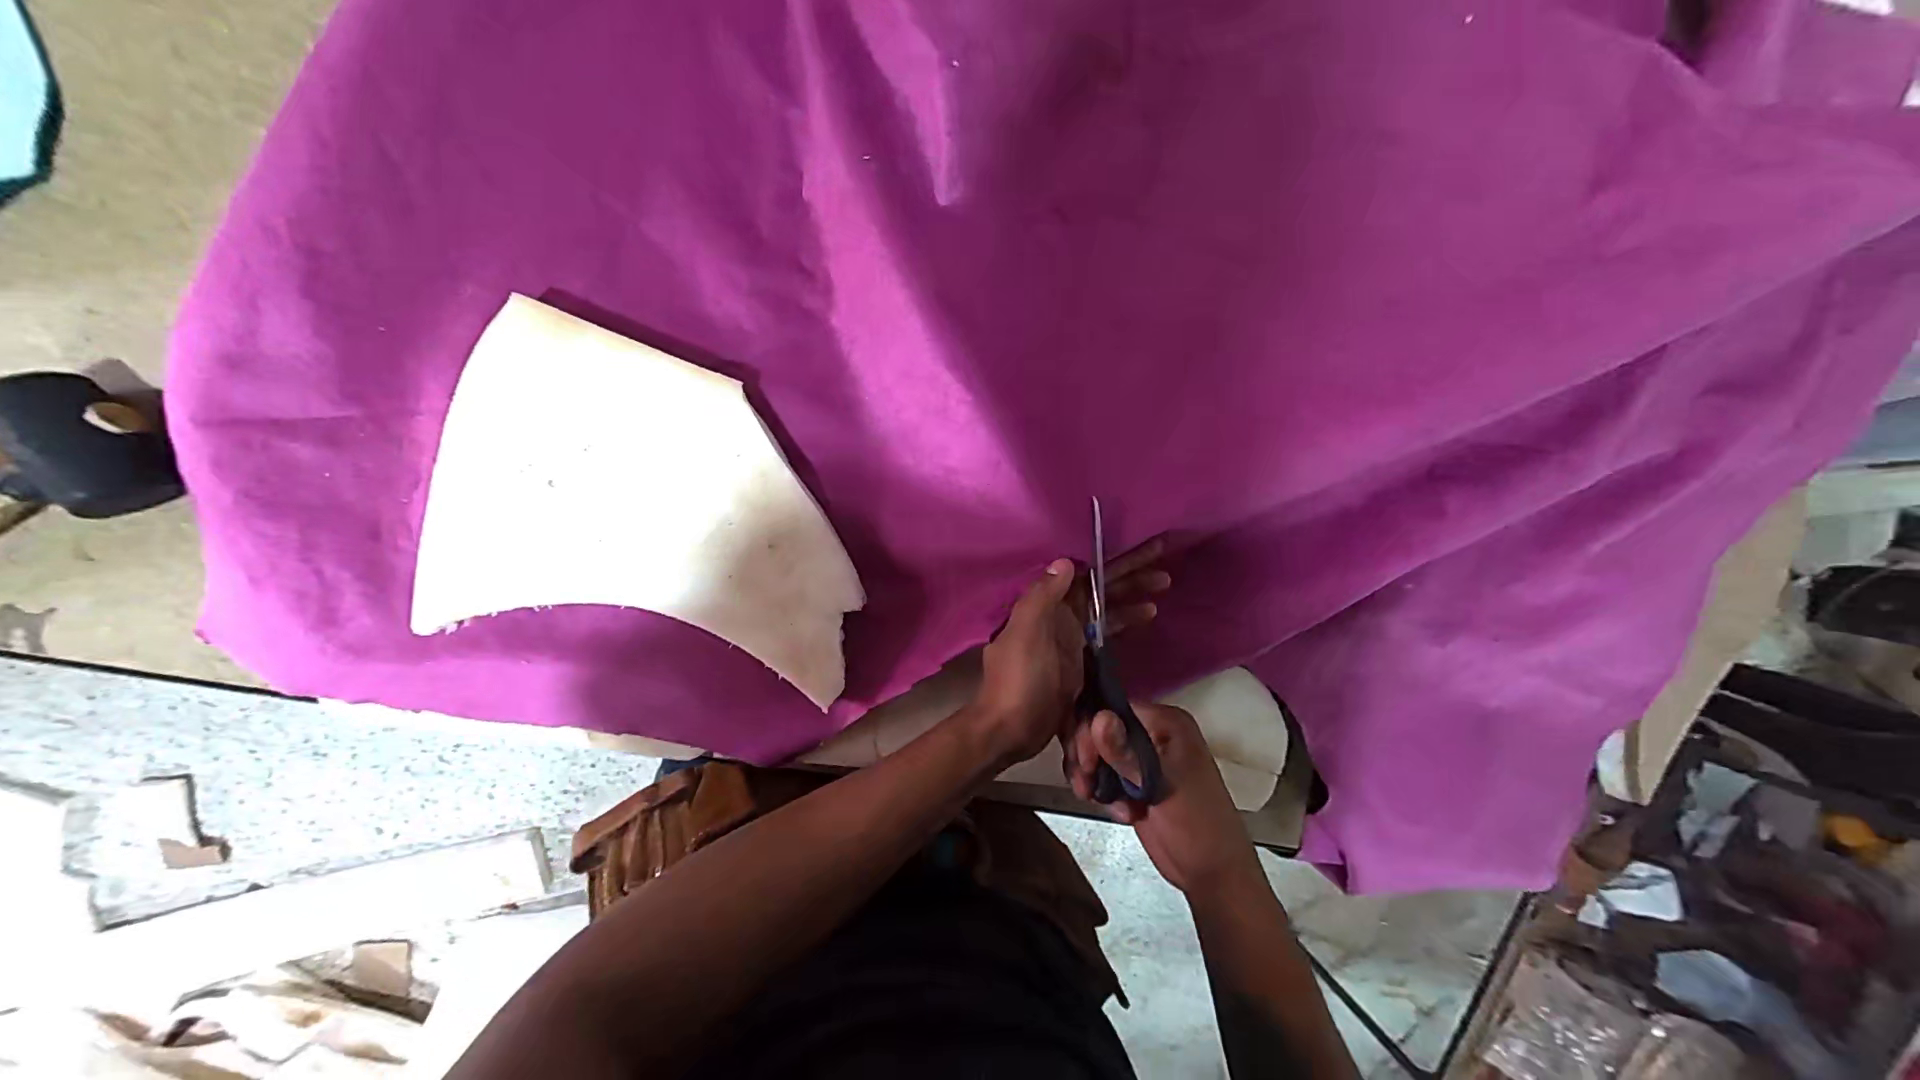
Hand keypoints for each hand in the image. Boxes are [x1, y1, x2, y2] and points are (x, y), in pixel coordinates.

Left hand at [970, 539, 1172, 766]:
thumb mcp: (1026, 633)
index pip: (1085, 573)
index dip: (1113, 559)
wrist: (1011, 728)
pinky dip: (1125, 620)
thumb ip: (1042, 597)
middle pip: (1099, 587)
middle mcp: (1058, 615)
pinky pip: (1106, 631)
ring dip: (1132, 594)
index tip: (1141, 543)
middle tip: (1164, 561)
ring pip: (1106, 607)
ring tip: (1165, 582)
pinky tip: (1149, 613)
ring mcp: (1070, 637)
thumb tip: (1066, 561)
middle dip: (1129, 573)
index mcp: (1045, 605)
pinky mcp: (1081, 661)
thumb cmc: (1019, 679)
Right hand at [1067, 702, 1262, 896]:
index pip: (1111, 709)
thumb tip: (1098, 717)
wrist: (1212, 874)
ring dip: (1089, 775)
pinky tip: (1118, 811)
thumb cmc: (1198, 826)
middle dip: (1085, 756)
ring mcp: (1141, 757)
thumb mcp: (1161, 787)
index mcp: (1166, 722)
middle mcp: (1152, 732)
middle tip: (1086, 785)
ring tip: (1097, 799)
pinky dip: (1098, 790)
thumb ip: (1126, 754)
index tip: (1086, 764)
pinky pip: (1099, 773)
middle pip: (1097, 727)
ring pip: (1094, 751)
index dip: (1091, 732)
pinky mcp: (1131, 781)